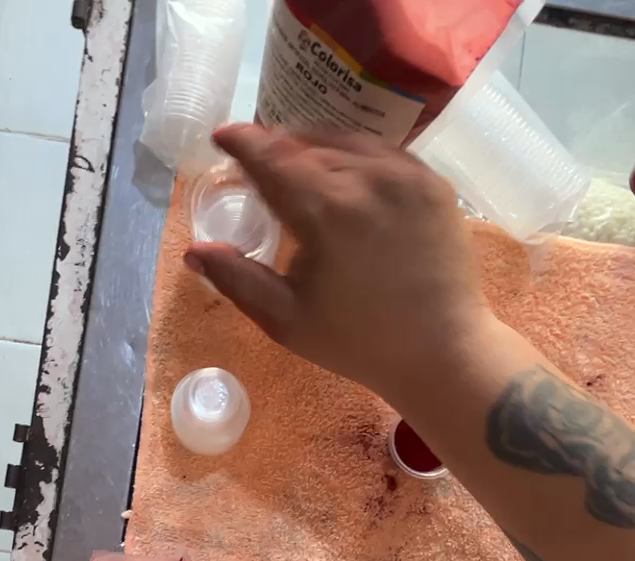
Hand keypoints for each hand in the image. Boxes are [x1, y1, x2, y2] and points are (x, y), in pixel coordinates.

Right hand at [185, 124, 496, 403]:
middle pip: (308, 147)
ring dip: (315, 149)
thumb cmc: (356, 343)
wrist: (440, 351)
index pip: (273, 158)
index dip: (243, 143)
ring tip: (296, 163)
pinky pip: (383, 154)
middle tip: (256, 159)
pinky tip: (344, 176)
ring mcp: (406, 175)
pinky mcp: (432, 183)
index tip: (223, 136)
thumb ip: (237, 279)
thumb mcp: (285, 319)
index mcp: (326, 210)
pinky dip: (355, 157)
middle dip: (277, 149)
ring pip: (347, 143)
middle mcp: (368, 177)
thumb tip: (195, 250)